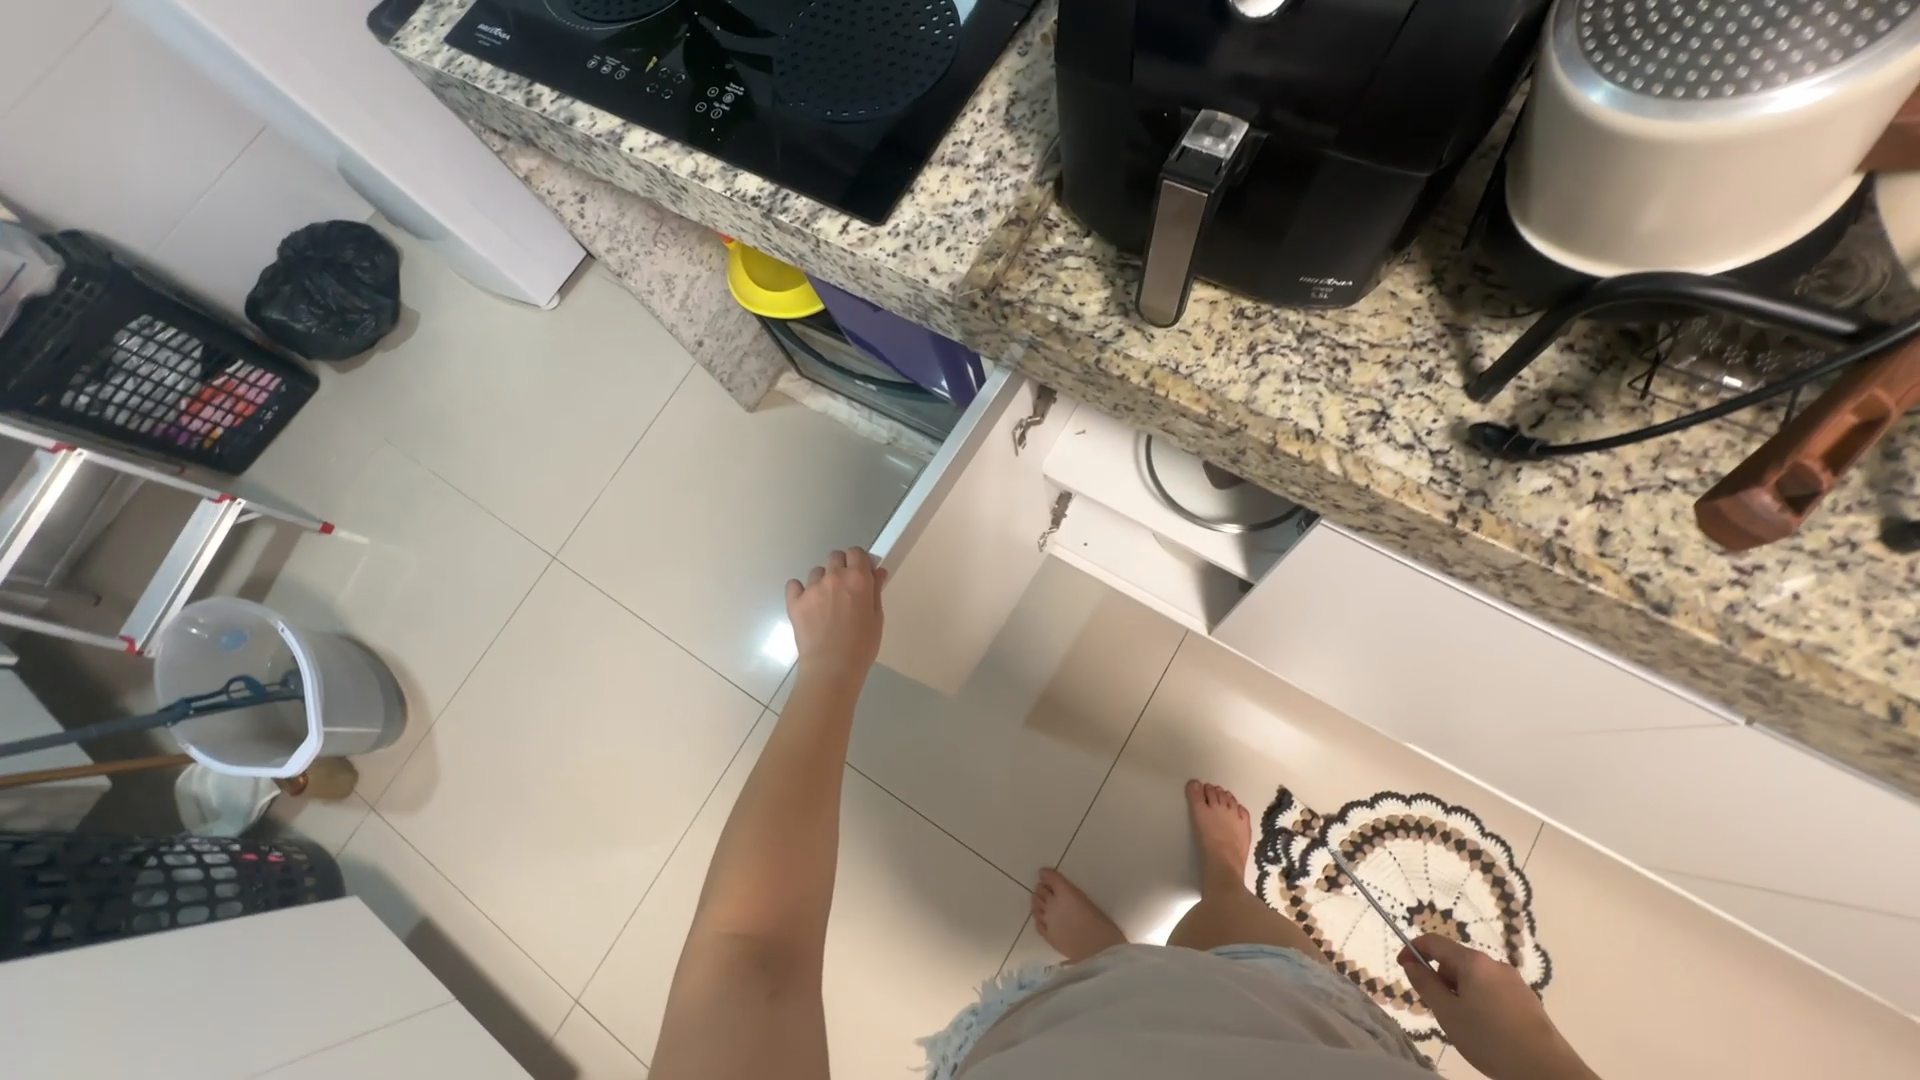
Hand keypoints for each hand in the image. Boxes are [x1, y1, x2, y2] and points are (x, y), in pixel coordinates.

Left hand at [785, 548, 887, 683]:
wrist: (832, 667)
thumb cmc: (862, 646)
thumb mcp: (877, 618)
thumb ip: (875, 591)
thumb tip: (877, 572)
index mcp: (858, 579)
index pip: (856, 552)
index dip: (859, 561)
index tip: (860, 573)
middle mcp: (834, 577)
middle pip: (835, 557)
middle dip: (841, 567)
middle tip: (845, 588)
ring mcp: (811, 588)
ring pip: (816, 572)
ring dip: (823, 581)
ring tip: (826, 603)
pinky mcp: (794, 601)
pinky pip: (794, 584)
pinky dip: (800, 590)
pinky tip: (807, 604)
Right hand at [1399, 935, 1598, 1079]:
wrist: (1548, 1073)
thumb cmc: (1490, 1039)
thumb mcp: (1447, 1012)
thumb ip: (1425, 984)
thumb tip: (1412, 964)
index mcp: (1473, 962)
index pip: (1434, 942)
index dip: (1413, 950)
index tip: (1403, 968)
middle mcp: (1495, 965)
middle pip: (1456, 960)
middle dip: (1440, 977)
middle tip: (1435, 1006)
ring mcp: (1515, 983)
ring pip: (1475, 978)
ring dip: (1460, 992)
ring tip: (1462, 1023)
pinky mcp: (1529, 1002)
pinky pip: (1493, 991)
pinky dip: (1480, 1001)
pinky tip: (1486, 1029)